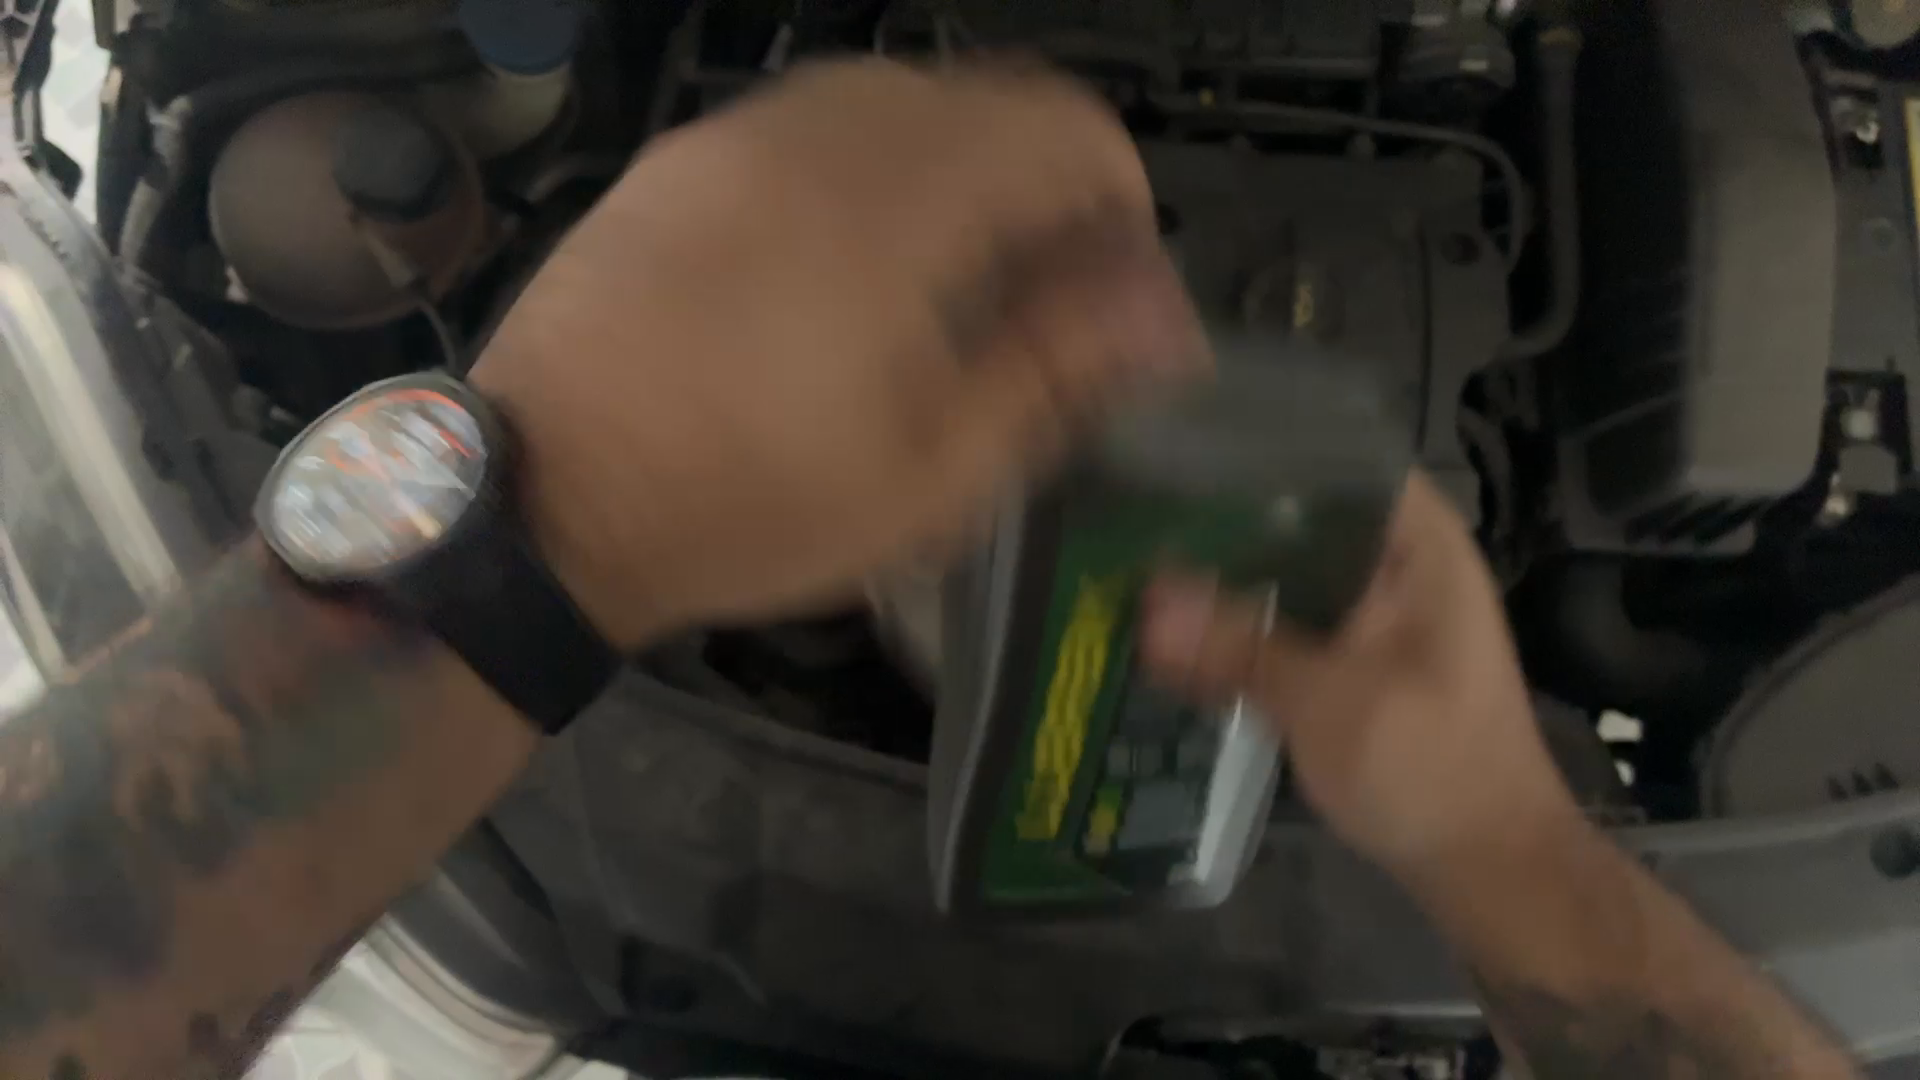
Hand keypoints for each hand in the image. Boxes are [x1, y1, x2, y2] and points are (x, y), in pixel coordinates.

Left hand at [470, 59, 1205, 647]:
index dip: (1119, 202)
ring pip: (903, 107)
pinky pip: (819, 131)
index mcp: (892, 213)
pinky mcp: (683, 161)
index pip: (1065, 130)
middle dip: (1045, 192)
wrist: (546, 506)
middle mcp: (815, 135)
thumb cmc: (753, 509)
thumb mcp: (930, 478)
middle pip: (989, 104)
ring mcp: (735, 136)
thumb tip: (1159, 310)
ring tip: (955, 290)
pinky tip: (859, 271)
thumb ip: (1051, 372)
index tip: (1112, 292)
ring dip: (964, 181)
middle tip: (1039, 301)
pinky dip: (880, 178)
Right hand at [1138, 473, 1584, 885]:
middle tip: (1134, 501)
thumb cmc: (1433, 769)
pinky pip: (1271, 613)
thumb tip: (1144, 607)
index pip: (1336, 458)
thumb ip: (1237, 647)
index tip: (1182, 450)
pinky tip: (1169, 613)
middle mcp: (1386, 562)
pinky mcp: (1335, 653)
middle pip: (1294, 511)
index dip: (1262, 449)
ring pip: (1277, 565)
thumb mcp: (1332, 701)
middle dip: (1219, 512)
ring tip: (1137, 546)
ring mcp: (1360, 609)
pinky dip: (1228, 615)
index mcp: (1414, 545)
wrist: (1482, 866)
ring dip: (1218, 568)